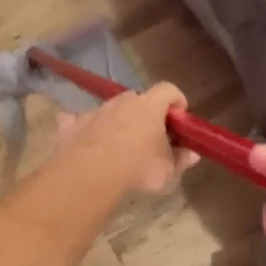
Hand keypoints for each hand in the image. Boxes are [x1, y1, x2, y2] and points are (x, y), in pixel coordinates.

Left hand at [54, 83, 199, 193]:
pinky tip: (84, 143)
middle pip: (138, 98)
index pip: (168, 90)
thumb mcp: (167, 170)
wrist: (90, 175)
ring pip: (110, 109)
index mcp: (149, 106)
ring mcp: (95, 111)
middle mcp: (121, 101)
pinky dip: (83, 128)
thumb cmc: (137, 169)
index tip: (179, 117)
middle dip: (145, 112)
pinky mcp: (72, 124)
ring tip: (118, 146)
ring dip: (116, 121)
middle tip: (149, 136)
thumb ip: (181, 159)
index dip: (176, 100)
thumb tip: (192, 154)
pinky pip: (78, 121)